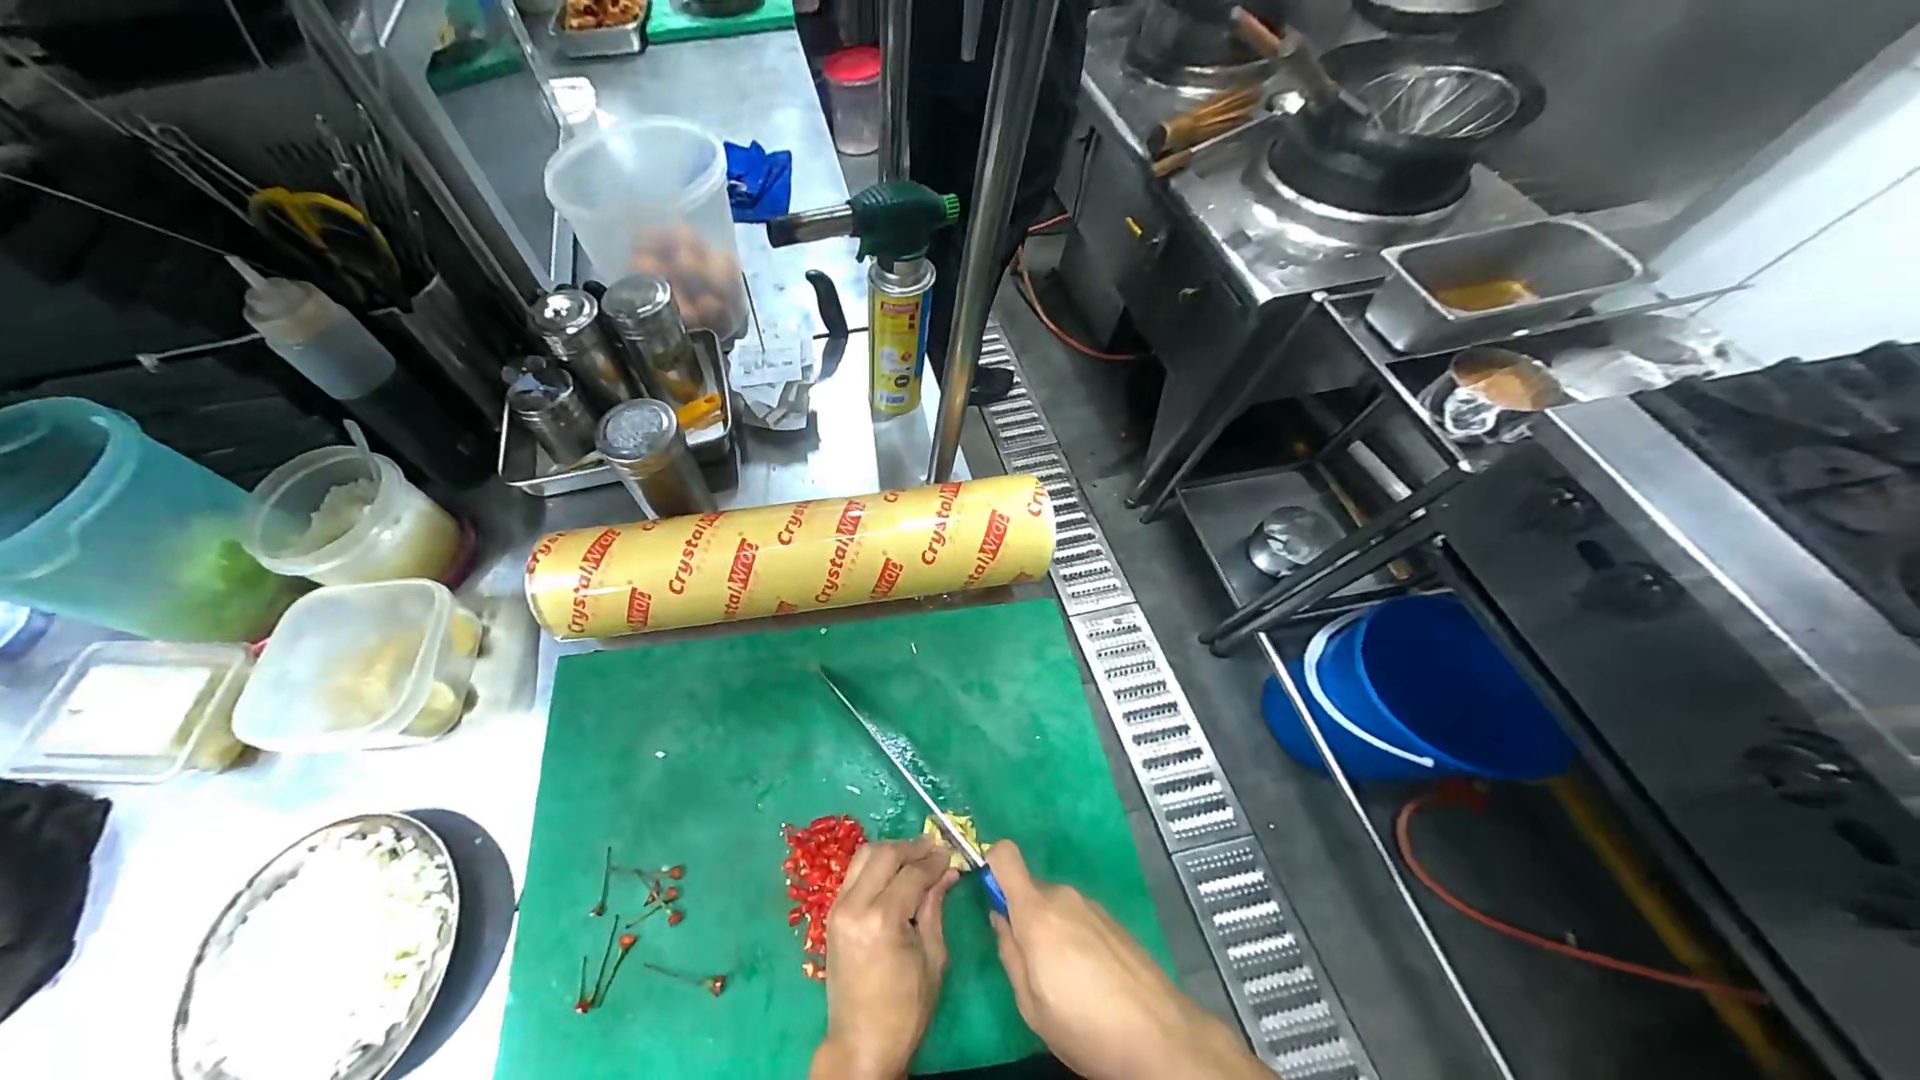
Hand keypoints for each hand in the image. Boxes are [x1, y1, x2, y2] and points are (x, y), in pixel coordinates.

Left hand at [809, 836, 960, 1079]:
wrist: (861, 1043)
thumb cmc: (906, 1009)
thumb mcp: (932, 957)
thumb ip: (935, 907)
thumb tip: (948, 871)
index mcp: (882, 920)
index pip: (912, 873)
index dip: (934, 861)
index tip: (951, 854)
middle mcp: (855, 906)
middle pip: (884, 854)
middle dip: (912, 847)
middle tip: (934, 848)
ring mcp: (838, 908)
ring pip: (864, 856)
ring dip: (891, 850)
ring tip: (915, 855)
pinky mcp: (832, 914)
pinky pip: (854, 873)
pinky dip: (875, 864)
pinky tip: (893, 871)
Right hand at [987, 841, 1268, 1079]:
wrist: (1161, 1036)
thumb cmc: (1084, 1024)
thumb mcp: (1030, 1003)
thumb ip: (1009, 952)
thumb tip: (1001, 919)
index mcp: (1037, 911)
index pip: (1005, 855)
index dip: (991, 865)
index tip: (989, 895)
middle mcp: (1065, 897)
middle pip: (1030, 889)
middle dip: (1024, 917)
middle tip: (1032, 963)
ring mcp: (1093, 906)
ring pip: (1056, 906)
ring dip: (1051, 930)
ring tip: (1065, 979)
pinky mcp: (1114, 921)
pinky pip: (1079, 917)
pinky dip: (1074, 937)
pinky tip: (1090, 979)